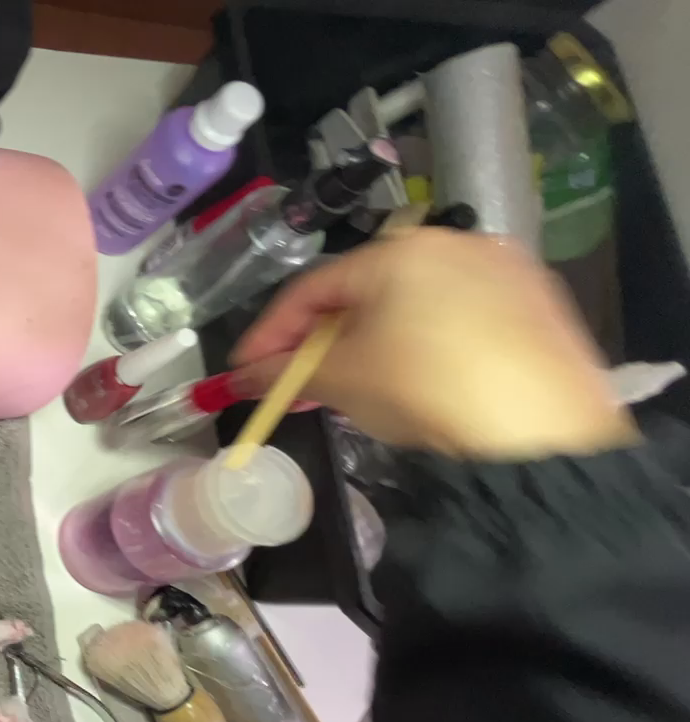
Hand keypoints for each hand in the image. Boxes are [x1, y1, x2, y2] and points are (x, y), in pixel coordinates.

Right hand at [231, 230, 637, 459]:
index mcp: (400, 253)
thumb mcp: (334, 379)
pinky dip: (402, 343)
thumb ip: (276, 373)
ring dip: (353, 344)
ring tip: (332, 384)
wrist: (534, 429)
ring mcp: (499, 271)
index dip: (267, 334)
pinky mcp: (528, 303)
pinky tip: (388, 378)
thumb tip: (236, 380)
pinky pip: (442, 316)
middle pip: (355, 294)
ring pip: (399, 305)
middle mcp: (453, 245)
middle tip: (284, 381)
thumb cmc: (419, 386)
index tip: (242, 370)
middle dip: (310, 342)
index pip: (308, 290)